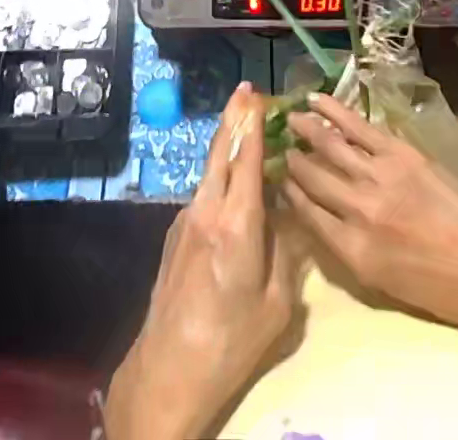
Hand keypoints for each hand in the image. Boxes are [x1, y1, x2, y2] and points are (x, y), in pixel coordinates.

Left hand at [105, 84, 301, 439]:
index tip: (255, 94)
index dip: (251, 122)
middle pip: (220, 152)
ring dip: (226, 146)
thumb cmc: (232, 340)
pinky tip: (232, 187)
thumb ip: (286, 253)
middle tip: (245, 90)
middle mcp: (206, 210)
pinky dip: (219, 177)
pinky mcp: (175, 234)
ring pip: (209, 171)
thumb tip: (288, 217)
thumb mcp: (278, 305)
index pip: (246, 159)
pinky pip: (203, 194)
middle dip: (233, 117)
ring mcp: (185, 220)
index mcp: (236, 223)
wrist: (169, 366)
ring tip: (245, 130)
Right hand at [283, 93, 457, 346]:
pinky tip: (315, 100)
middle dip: (289, 158)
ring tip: (290, 118)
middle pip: (310, 176)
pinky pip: (357, 127)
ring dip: (304, 129)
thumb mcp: (381, 282)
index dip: (284, 189)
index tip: (274, 175)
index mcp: (351, 250)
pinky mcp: (399, 154)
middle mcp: (358, 211)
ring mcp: (378, 178)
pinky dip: (333, 111)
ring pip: (328, 146)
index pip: (304, 210)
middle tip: (275, 143)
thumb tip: (314, 214)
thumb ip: (344, 247)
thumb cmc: (439, 286)